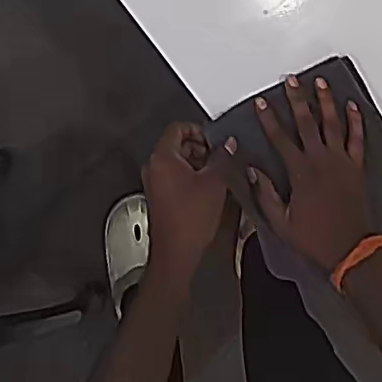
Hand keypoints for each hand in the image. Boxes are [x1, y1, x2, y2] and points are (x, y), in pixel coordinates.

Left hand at [141, 123, 232, 278]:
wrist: (177, 253)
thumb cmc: (190, 219)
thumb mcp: (214, 182)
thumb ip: (222, 157)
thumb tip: (227, 144)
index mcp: (162, 157)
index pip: (178, 128)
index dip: (198, 130)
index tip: (213, 139)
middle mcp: (153, 166)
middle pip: (176, 143)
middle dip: (199, 147)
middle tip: (218, 156)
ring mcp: (154, 181)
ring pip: (176, 160)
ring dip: (196, 161)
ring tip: (215, 172)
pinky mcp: (159, 196)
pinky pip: (173, 175)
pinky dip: (189, 175)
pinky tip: (206, 187)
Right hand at [250, 76, 373, 270]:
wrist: (352, 252)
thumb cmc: (317, 239)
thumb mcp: (282, 223)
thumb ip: (266, 196)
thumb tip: (254, 173)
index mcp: (300, 172)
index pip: (279, 137)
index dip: (268, 118)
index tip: (261, 102)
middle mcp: (320, 161)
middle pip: (306, 121)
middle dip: (297, 98)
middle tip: (292, 80)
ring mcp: (340, 161)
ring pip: (332, 123)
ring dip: (325, 101)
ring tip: (320, 83)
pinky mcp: (356, 168)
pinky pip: (357, 139)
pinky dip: (355, 121)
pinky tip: (352, 106)